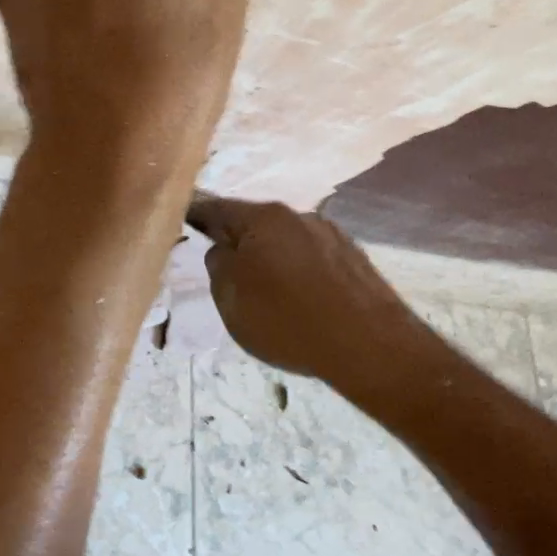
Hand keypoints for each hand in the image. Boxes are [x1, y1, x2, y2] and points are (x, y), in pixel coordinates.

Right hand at [187, 194, 426, 386]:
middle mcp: (299, 217)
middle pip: (256, 225)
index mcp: (263, 218)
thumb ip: (218, 265)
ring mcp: (333, 236)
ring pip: (288, 243)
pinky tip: (304, 303)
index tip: (186, 223)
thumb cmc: (287, 320)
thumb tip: (224, 249)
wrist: (370, 346)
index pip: (218, 209)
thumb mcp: (230, 299)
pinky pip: (315, 262)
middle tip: (230, 274)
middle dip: (241, 243)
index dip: (198, 217)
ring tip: (271, 296)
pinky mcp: (356, 261)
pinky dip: (302, 275)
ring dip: (274, 260)